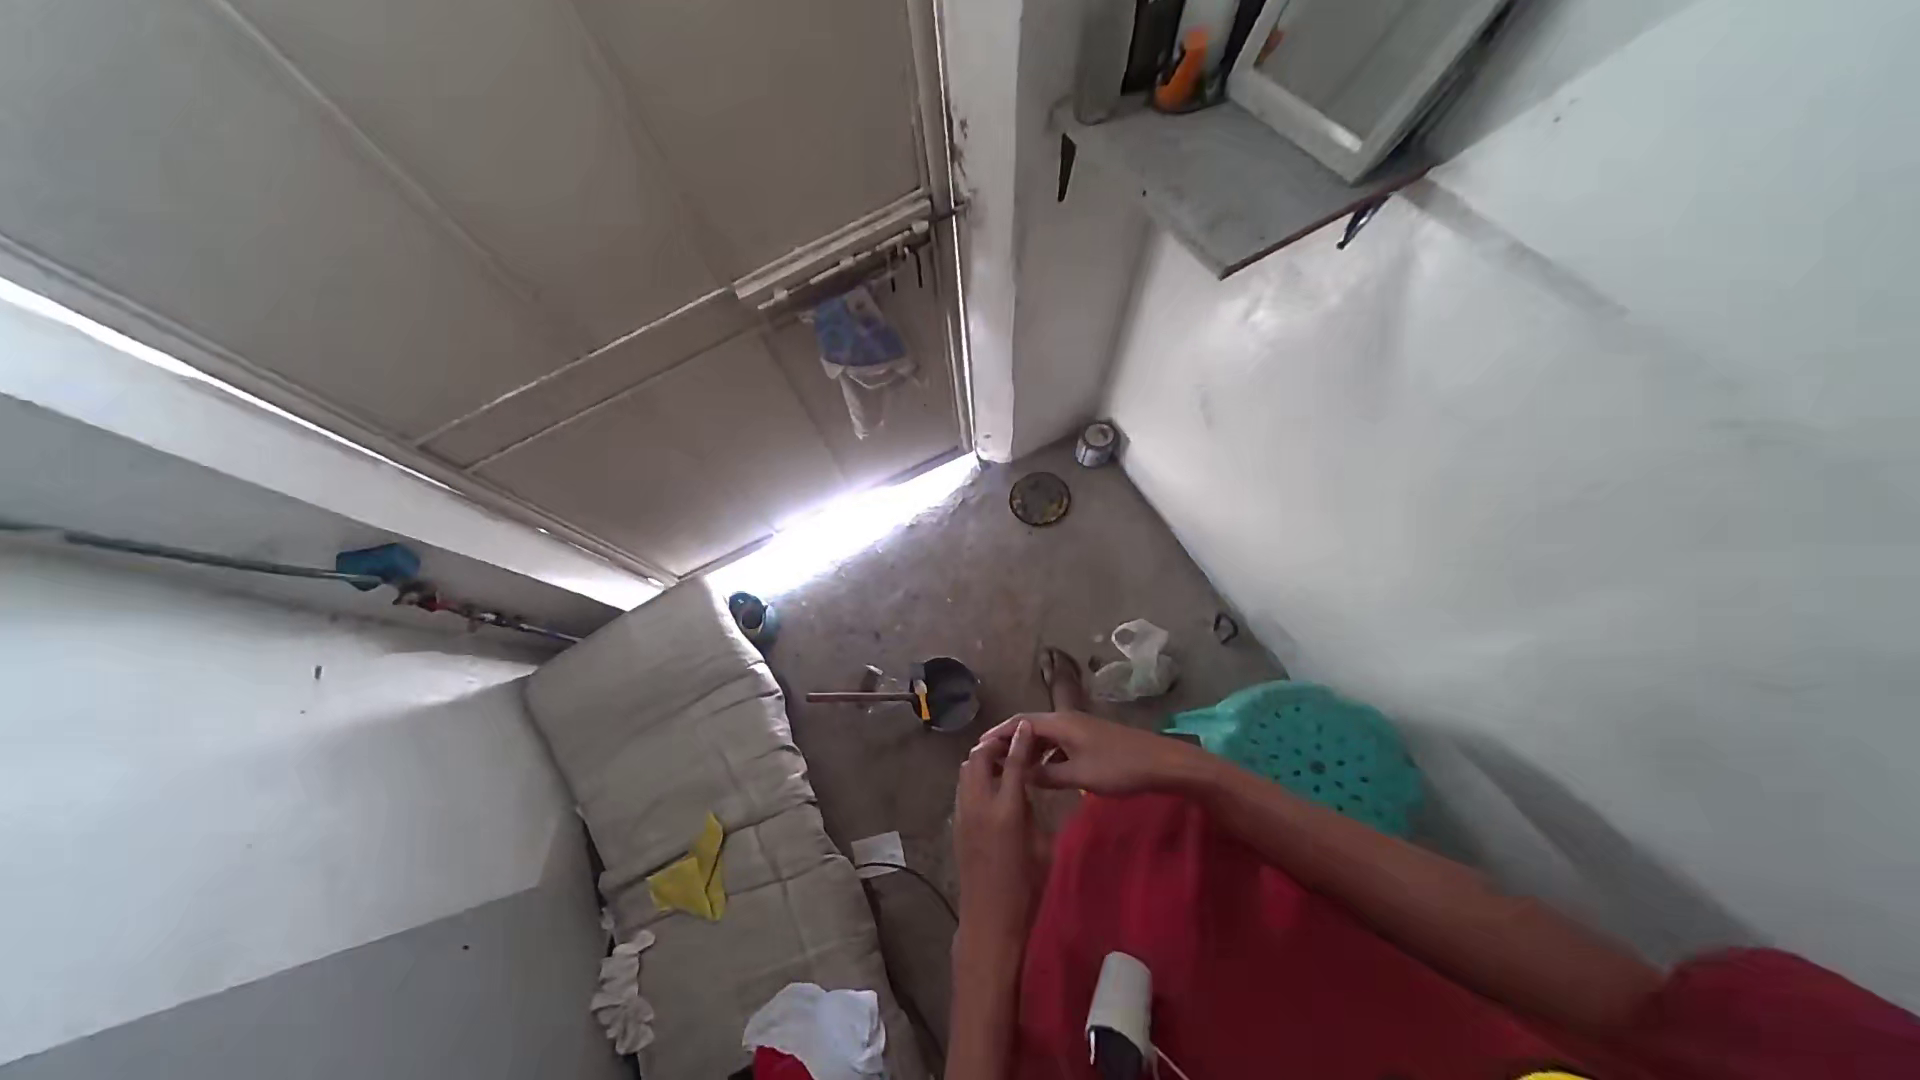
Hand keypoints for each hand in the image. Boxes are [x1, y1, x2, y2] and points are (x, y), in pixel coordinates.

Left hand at [954, 718, 1043, 945]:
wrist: (990, 918)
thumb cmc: (1026, 886)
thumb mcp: (1041, 845)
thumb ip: (1031, 809)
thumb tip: (1025, 788)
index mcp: (1007, 811)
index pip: (1012, 763)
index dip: (1020, 740)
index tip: (1026, 725)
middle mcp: (979, 806)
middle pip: (978, 758)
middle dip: (993, 745)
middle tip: (1010, 744)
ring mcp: (963, 814)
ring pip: (965, 771)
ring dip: (981, 760)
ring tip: (1000, 762)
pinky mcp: (956, 824)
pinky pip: (962, 788)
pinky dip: (974, 778)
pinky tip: (990, 787)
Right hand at [974, 711, 1216, 796]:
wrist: (1163, 763)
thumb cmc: (1119, 768)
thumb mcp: (1079, 776)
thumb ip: (1047, 775)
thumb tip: (1020, 775)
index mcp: (1060, 723)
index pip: (1019, 723)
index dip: (997, 734)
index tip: (978, 748)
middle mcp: (1067, 719)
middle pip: (1030, 727)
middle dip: (1010, 742)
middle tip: (991, 761)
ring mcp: (1081, 728)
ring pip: (1046, 736)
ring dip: (1029, 750)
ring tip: (1013, 770)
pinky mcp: (1091, 739)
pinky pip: (1059, 743)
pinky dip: (1046, 755)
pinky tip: (1045, 773)